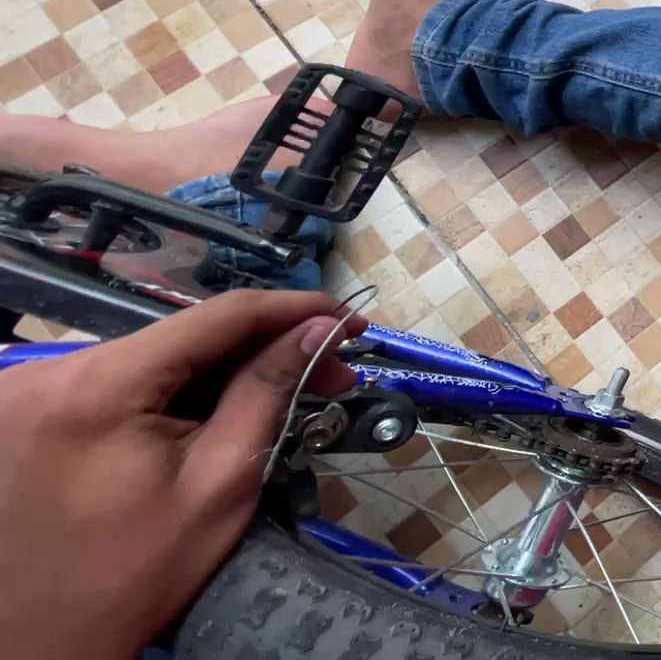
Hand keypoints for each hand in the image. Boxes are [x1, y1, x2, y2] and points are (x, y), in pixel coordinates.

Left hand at [0, 291, 365, 659]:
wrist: (34, 648)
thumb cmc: (136, 571)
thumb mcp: (225, 475)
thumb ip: (270, 389)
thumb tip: (320, 328)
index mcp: (93, 388)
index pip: (221, 314)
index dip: (300, 308)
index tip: (354, 322)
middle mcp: (44, 375)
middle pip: (192, 334)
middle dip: (274, 347)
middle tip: (335, 371)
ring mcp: (27, 394)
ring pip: (168, 353)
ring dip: (236, 367)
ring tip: (294, 390)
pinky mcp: (26, 413)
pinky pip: (133, 377)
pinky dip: (191, 386)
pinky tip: (232, 406)